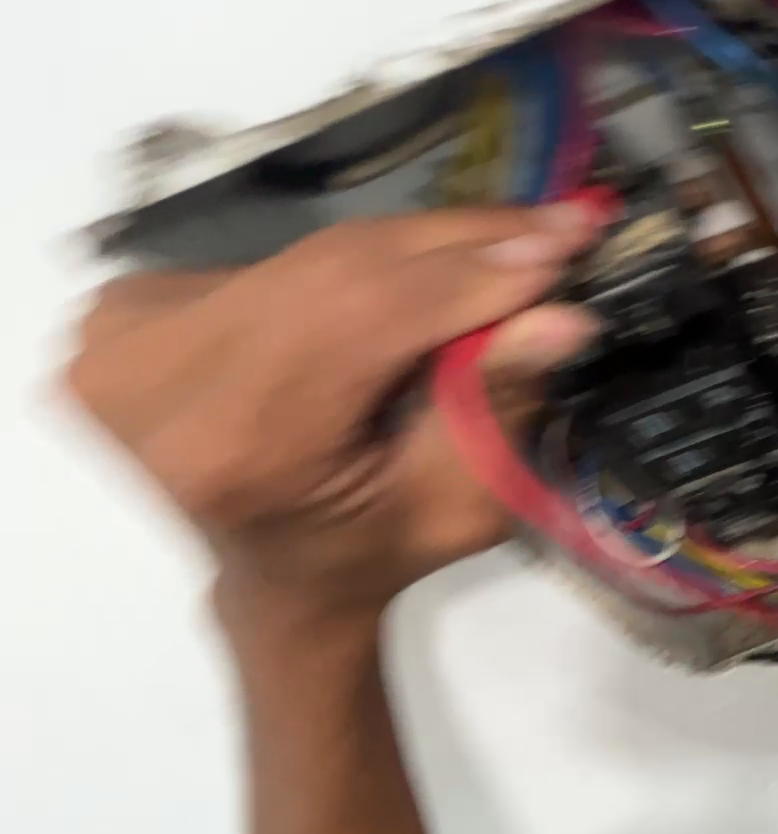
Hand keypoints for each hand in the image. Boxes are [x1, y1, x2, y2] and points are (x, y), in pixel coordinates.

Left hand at [66, 206, 602, 625]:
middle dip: (465, 246)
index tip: (564, 244)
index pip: (364, 315)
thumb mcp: (465, 502)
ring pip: (321, 255)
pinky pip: (294, 261)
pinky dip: (383, 261)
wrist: (286, 575)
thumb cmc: (382, 551)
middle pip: (339, 269)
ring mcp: (124, 329)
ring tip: (522, 241)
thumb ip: (499, 404)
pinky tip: (444, 270)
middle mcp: (151, 373)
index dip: (470, 276)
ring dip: (434, 246)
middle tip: (561, 225)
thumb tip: (563, 320)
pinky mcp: (136, 304)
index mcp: (238, 444)